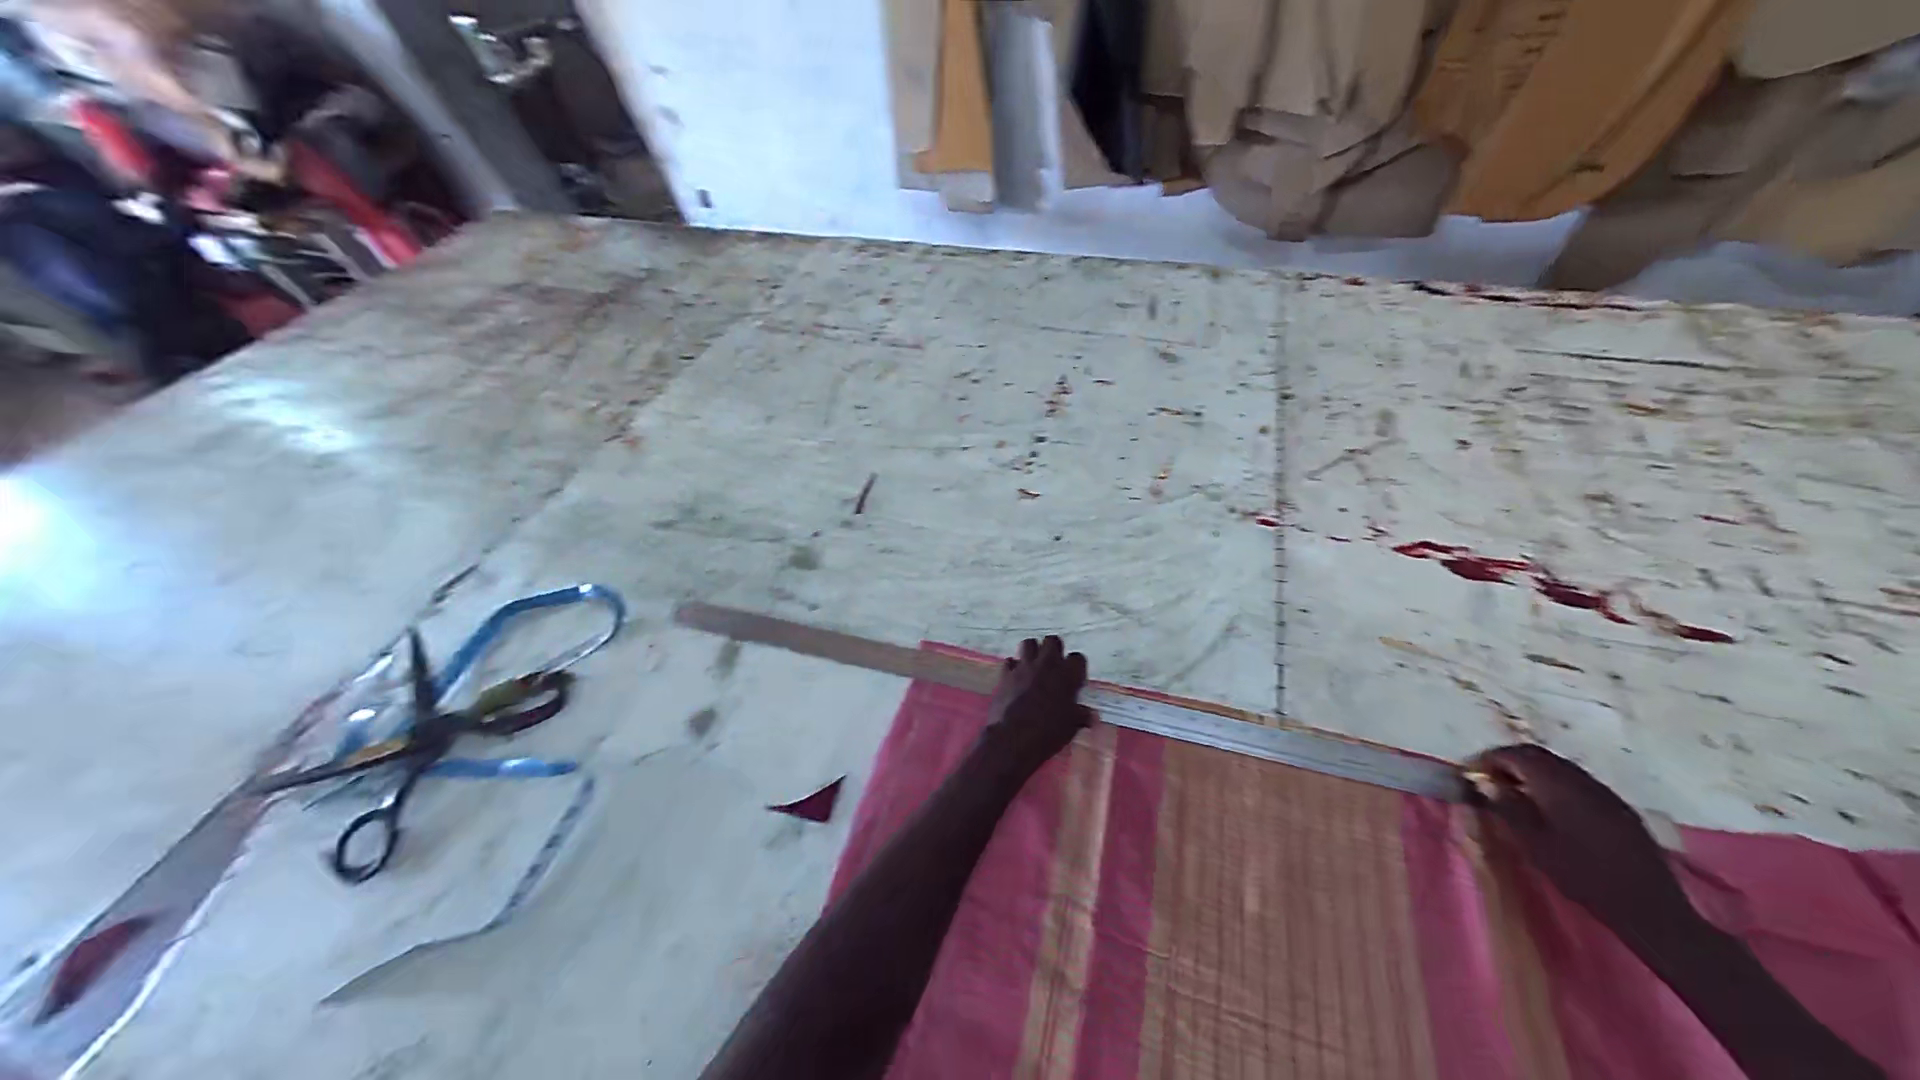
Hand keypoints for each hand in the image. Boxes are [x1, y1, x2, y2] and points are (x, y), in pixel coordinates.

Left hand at [978, 636, 1093, 775]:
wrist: (1014, 738)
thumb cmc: (1049, 732)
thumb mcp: (1071, 726)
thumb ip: (1081, 715)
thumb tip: (1091, 715)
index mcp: (1067, 674)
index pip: (1078, 658)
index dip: (1076, 667)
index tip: (1075, 679)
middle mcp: (1047, 664)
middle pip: (1052, 641)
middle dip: (1054, 650)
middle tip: (1054, 666)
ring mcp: (1024, 667)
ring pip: (1028, 643)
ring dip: (1032, 652)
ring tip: (1034, 666)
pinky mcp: (1005, 674)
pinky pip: (1010, 662)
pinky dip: (1013, 667)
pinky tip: (1015, 678)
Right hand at [1469, 744, 1693, 934]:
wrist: (1649, 907)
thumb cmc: (1582, 874)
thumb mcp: (1533, 843)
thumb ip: (1507, 806)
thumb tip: (1485, 781)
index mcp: (1557, 784)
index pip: (1515, 755)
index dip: (1489, 758)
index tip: (1472, 772)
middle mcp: (1581, 779)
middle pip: (1539, 755)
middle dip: (1510, 760)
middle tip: (1490, 778)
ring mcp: (1605, 792)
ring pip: (1560, 767)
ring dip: (1534, 771)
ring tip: (1517, 791)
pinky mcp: (1620, 807)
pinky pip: (1579, 782)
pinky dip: (1556, 783)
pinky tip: (1552, 806)